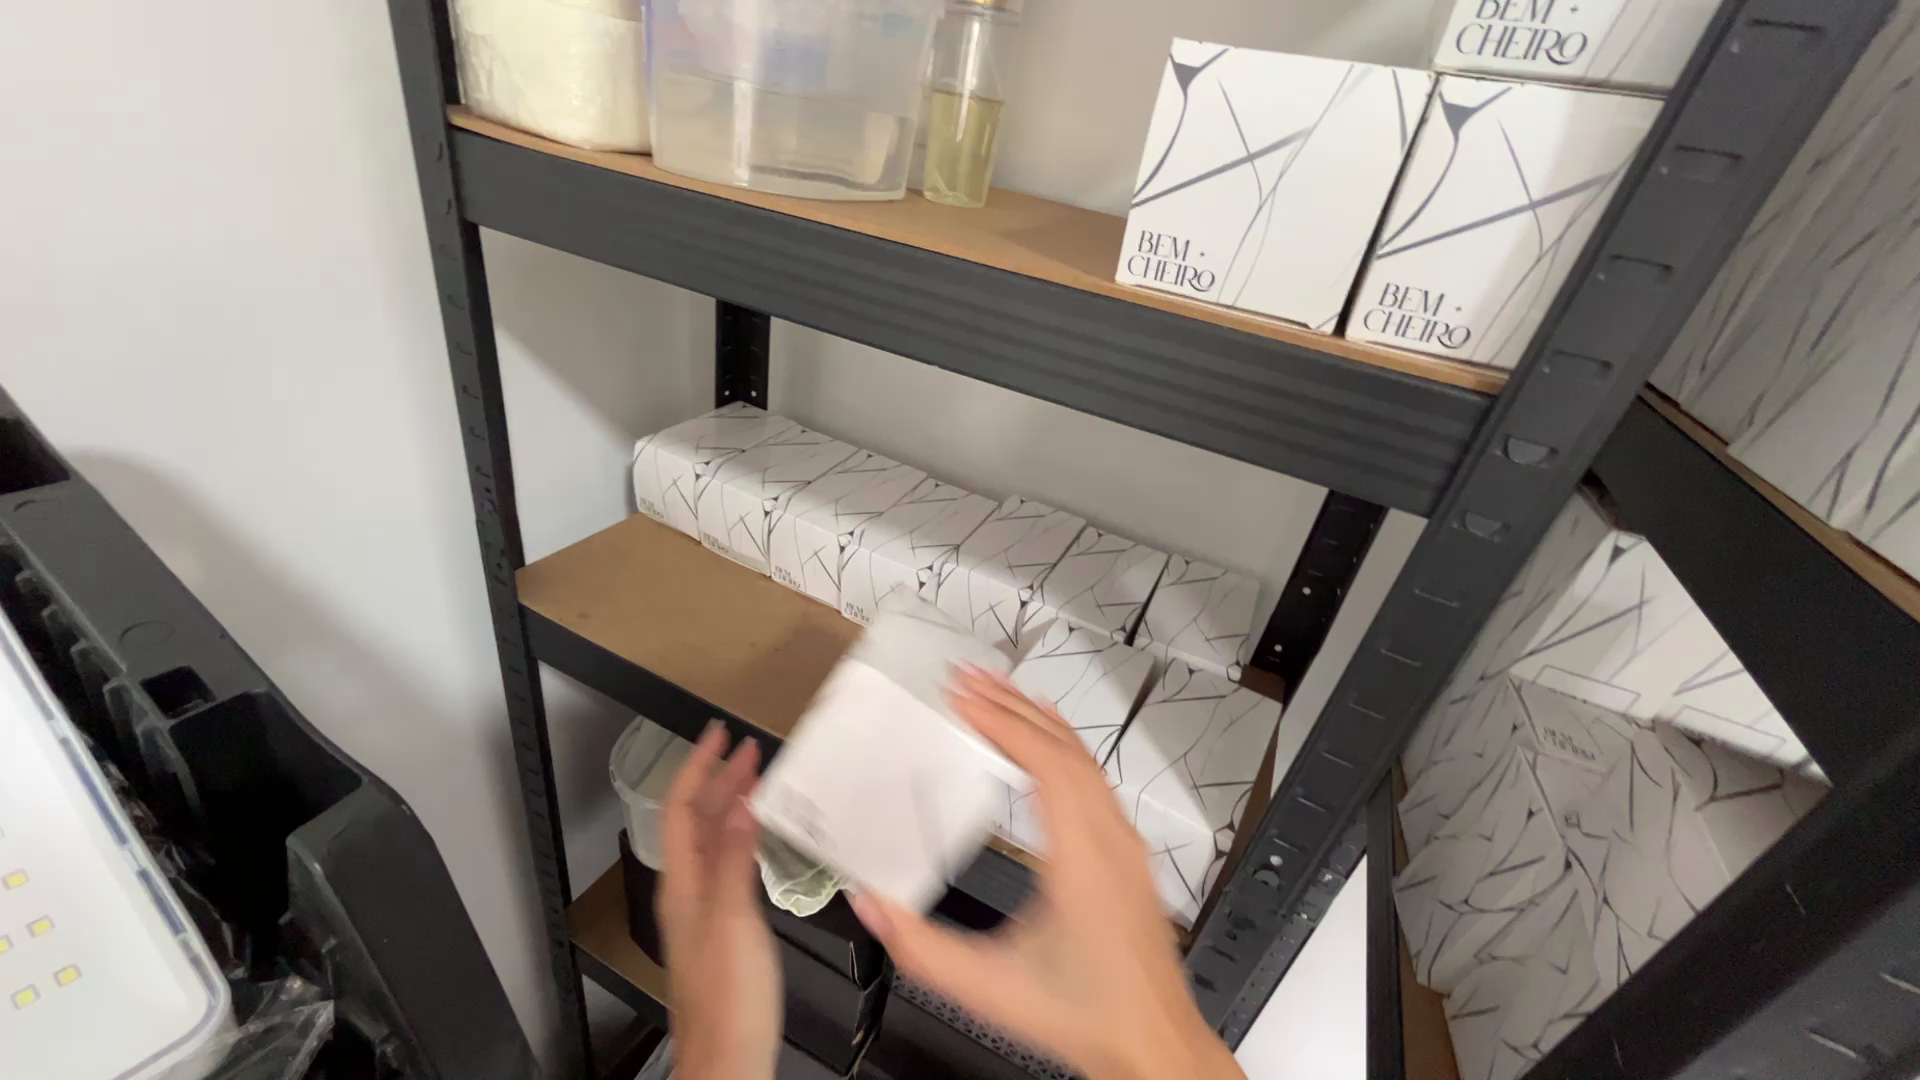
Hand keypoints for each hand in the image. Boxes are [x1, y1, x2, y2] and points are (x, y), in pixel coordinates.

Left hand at [658, 723, 780, 1079]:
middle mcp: (689, 890)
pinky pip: (730, 861)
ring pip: (715, 839)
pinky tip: (762, 835)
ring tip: (756, 779)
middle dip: (719, 779)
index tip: (719, 734)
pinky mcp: (726, 923)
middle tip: (749, 749)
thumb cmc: (729, 997)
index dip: (698, 767)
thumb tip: (738, 805)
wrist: (729, 1058)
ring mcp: (706, 907)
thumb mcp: (733, 919)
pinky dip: (745, 834)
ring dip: (731, 804)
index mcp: (684, 884)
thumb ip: (734, 859)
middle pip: (698, 821)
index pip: (681, 810)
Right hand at [850, 669, 1244, 1079]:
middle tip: (968, 678)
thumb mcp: (989, 987)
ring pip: (1083, 755)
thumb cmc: (1087, 1013)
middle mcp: (1109, 837)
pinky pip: (1094, 773)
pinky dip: (1062, 741)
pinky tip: (1046, 732)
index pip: (1045, 761)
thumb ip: (921, 948)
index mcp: (1081, 858)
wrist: (1154, 1042)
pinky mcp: (1126, 849)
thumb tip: (873, 904)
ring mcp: (1124, 840)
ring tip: (997, 690)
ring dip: (1037, 717)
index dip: (1001, 721)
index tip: (964, 696)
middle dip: (1011, 704)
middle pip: (1063, 745)